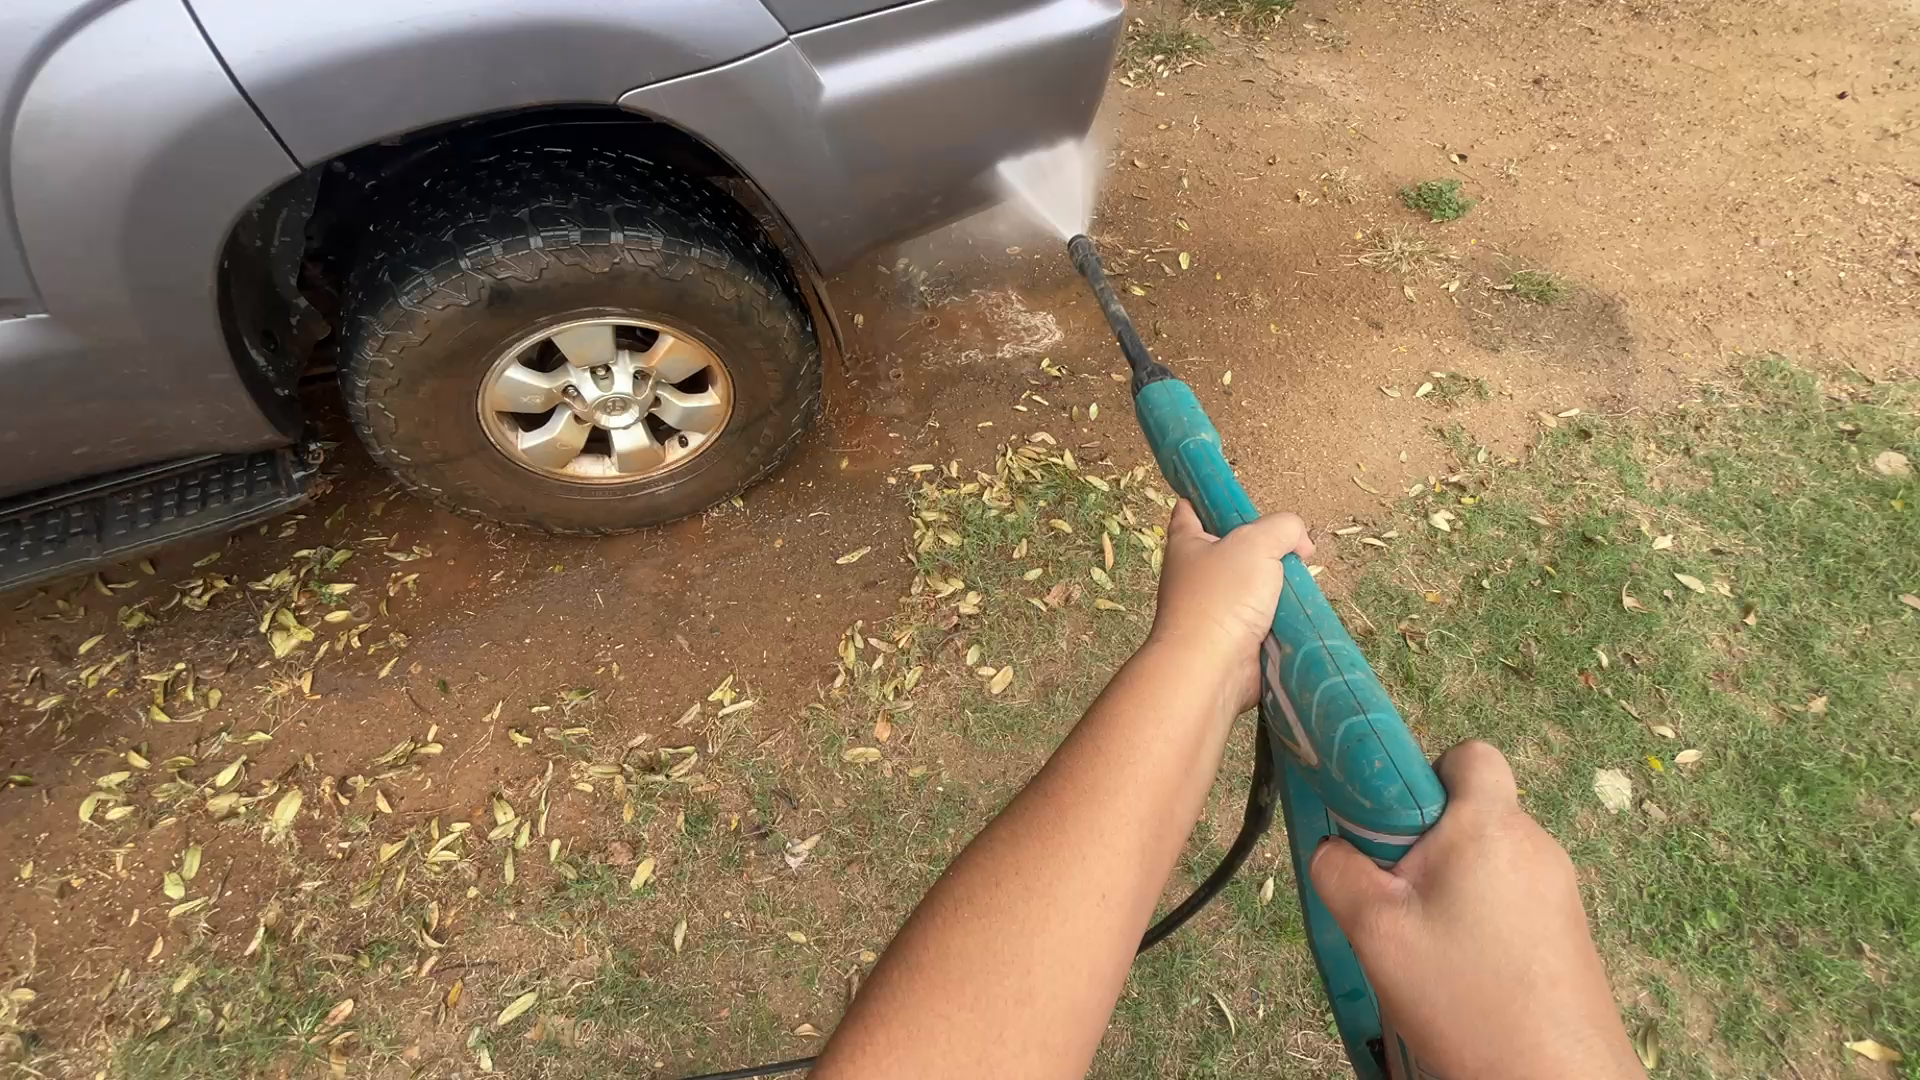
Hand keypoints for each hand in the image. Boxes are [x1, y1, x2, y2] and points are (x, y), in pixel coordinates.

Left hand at [1145, 500, 1312, 715]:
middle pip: (1234, 548)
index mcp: (1186, 542)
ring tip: (1299, 586)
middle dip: (1265, 548)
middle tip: (1292, 551)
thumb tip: (1298, 542)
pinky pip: (1263, 618)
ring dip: (1279, 586)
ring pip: (1254, 585)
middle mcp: (1194, 573)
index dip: (1210, 498)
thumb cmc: (1222, 596)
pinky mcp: (1232, 636)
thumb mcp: (1256, 542)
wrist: (1211, 666)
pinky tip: (1299, 614)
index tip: (1236, 497)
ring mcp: (1212, 606)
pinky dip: (1281, 617)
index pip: (1191, 508)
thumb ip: (1282, 527)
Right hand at [1309, 742, 1645, 1079]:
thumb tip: (1337, 849)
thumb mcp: (1371, 926)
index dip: (1425, 770)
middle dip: (1423, 831)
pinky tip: (1455, 960)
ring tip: (1419, 931)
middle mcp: (1536, 847)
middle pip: (1469, 806)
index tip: (1392, 818)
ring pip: (1484, 851)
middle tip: (1392, 883)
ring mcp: (1560, 893)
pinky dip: (1473, 906)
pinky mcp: (1568, 933)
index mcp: (1492, 827)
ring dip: (1445, 874)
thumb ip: (1335, 865)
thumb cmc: (1464, 995)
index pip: (1470, 755)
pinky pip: (1506, 889)